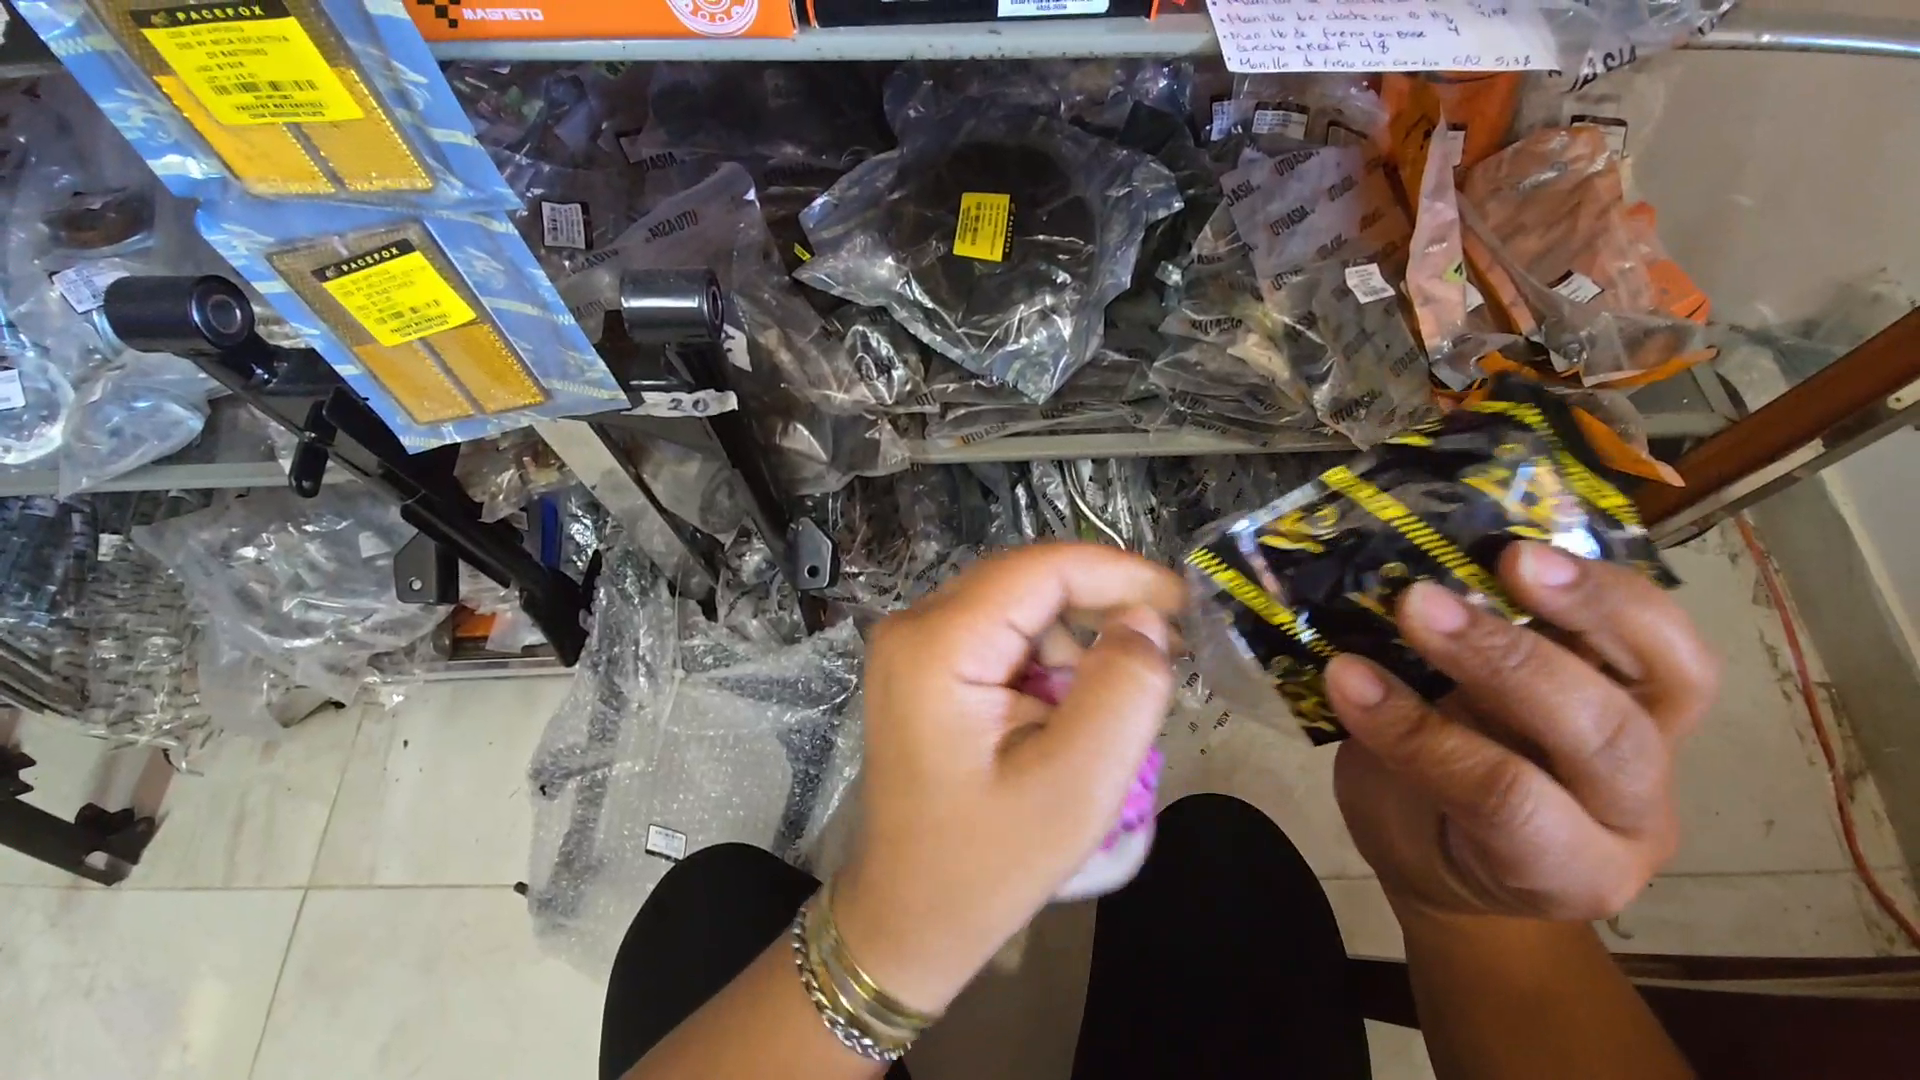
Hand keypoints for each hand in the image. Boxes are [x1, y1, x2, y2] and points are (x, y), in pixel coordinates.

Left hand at [834, 543, 1183, 1013]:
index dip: (1119, 573)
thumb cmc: (988, 863)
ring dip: (1069, 648)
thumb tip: (1144, 619)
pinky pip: (1000, 637)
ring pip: (1018, 609)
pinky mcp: (921, 667)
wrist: (910, 917)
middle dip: (1098, 613)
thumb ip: (1123, 690)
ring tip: (1086, 721)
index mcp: (938, 644)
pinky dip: (1042, 666)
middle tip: (1156, 662)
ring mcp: (911, 645)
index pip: (1041, 568)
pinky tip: (1051, 721)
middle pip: (1027, 582)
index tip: (1184, 605)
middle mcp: (914, 626)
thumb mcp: (1076, 785)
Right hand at [1328, 541, 1718, 920]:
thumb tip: (1343, 653)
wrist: (1477, 855)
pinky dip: (1607, 589)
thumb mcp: (1390, 815)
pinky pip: (1663, 640)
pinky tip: (1538, 552)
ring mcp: (1660, 754)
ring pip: (1673, 678)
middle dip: (1505, 660)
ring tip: (1513, 557)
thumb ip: (1384, 743)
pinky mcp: (1659, 701)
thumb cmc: (1421, 835)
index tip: (1344, 676)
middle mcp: (1630, 819)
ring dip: (1591, 606)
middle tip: (1417, 602)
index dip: (1424, 735)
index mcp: (1558, 870)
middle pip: (1601, 735)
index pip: (1505, 800)